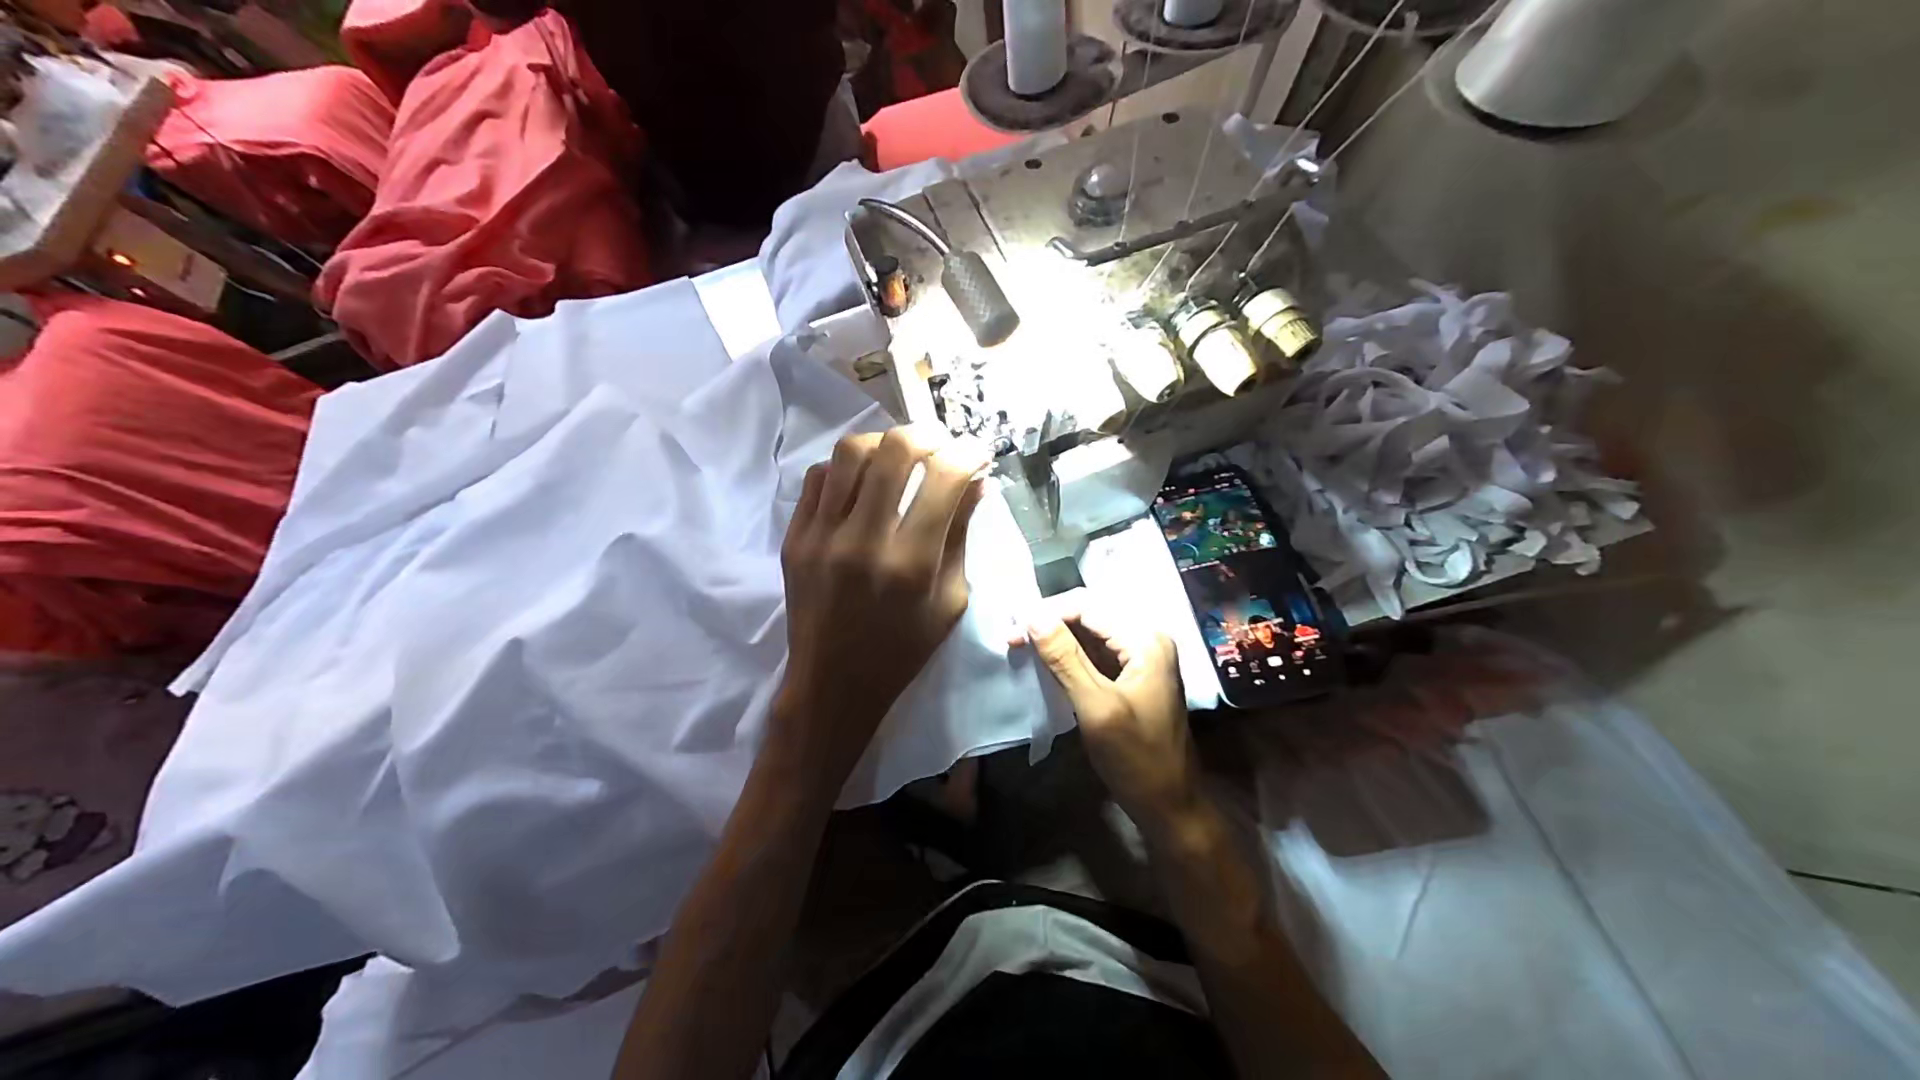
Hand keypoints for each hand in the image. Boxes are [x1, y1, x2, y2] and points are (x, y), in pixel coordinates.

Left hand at [776, 425, 990, 778]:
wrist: (832, 684)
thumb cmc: (902, 651)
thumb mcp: (949, 602)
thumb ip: (961, 537)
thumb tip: (978, 483)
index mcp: (910, 564)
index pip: (943, 479)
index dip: (968, 453)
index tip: (977, 454)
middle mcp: (863, 541)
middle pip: (894, 450)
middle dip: (928, 435)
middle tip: (941, 445)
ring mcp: (820, 536)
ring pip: (850, 452)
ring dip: (884, 443)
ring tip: (900, 457)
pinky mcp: (794, 537)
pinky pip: (819, 477)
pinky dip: (847, 468)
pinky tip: (862, 483)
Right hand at [1016, 589, 1199, 830]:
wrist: (1170, 805)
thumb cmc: (1136, 759)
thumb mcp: (1096, 707)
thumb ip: (1064, 658)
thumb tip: (1031, 615)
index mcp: (1146, 640)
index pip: (1088, 606)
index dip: (1047, 612)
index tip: (1011, 629)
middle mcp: (1148, 639)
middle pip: (1091, 613)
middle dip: (1050, 621)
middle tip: (1013, 637)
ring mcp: (1142, 657)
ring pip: (1091, 631)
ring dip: (1057, 636)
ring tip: (1021, 645)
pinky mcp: (1133, 674)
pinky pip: (1097, 651)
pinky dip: (1070, 653)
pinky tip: (1046, 660)